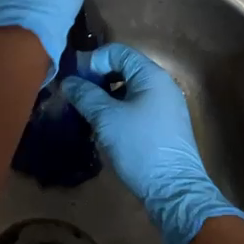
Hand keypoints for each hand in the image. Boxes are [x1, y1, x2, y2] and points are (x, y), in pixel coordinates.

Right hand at [61, 44, 243, 243]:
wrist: (175, 192)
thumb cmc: (140, 147)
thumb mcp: (107, 119)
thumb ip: (86, 96)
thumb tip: (68, 82)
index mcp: (151, 75)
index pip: (117, 52)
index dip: (93, 61)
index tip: (75, 81)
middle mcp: (162, 85)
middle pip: (124, 70)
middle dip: (98, 80)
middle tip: (78, 98)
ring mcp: (166, 107)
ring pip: (129, 91)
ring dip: (107, 98)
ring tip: (88, 115)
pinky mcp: (165, 127)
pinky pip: (137, 108)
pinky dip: (119, 112)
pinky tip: (106, 130)